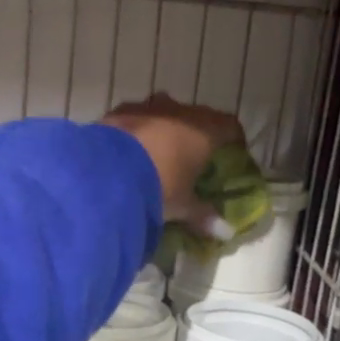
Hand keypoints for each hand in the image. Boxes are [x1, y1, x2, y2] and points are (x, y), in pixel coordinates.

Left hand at [100, 93, 245, 234]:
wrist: (106, 172)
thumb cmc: (158, 186)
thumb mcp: (182, 206)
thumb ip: (204, 215)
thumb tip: (226, 232)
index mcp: (203, 129)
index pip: (230, 127)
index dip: (233, 141)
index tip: (232, 155)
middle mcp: (178, 110)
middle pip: (197, 118)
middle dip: (198, 135)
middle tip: (195, 159)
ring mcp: (146, 107)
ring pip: (165, 114)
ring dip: (166, 131)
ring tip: (161, 155)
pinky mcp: (118, 112)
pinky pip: (136, 120)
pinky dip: (138, 134)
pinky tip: (132, 154)